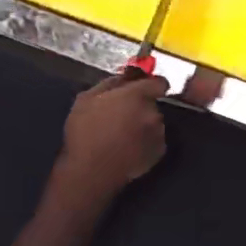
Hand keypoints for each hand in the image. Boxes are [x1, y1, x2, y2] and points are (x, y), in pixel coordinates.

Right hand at [55, 73, 168, 197]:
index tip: (143, 87)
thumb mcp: (88, 98)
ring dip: (143, 124)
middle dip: (140, 106)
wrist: (93, 169)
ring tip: (122, 134)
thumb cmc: (85, 131)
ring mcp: (159, 134)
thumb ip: (112, 83)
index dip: (152, 84)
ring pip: (154, 122)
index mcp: (138, 97)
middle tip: (120, 116)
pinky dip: (146, 140)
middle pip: (152, 104)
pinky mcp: (160, 151)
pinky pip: (155, 139)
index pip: (160, 83)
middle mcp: (154, 114)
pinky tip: (128, 147)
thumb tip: (126, 76)